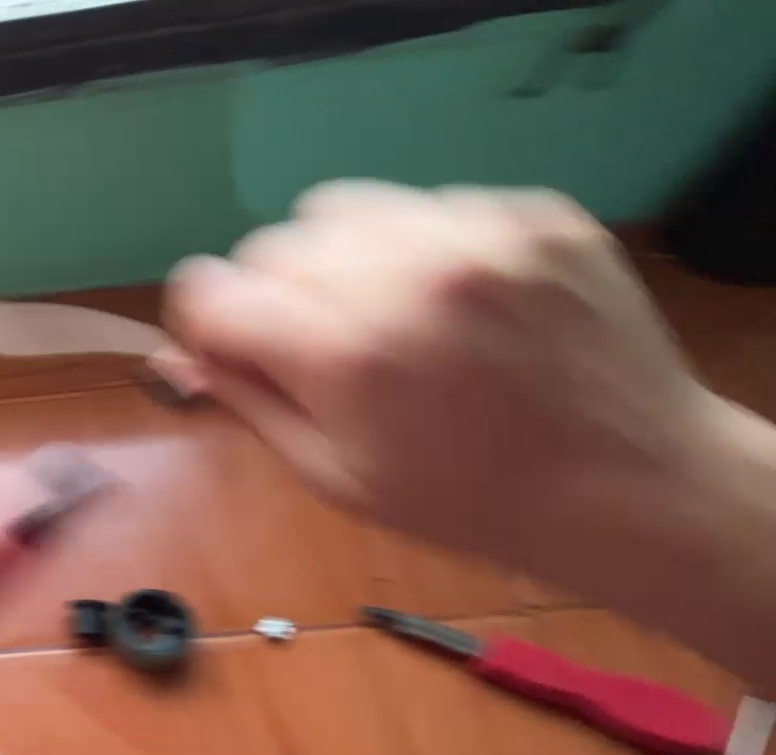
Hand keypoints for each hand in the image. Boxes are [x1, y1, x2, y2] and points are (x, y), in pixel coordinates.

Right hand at [161, 180, 723, 575]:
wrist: (628, 483)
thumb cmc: (454, 497)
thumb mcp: (326, 471)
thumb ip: (245, 401)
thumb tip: (176, 360)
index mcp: (345, 351)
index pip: (210, 289)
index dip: (200, 322)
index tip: (220, 349)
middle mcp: (404, 272)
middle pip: (269, 245)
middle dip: (262, 294)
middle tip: (301, 346)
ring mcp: (477, 232)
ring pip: (335, 208)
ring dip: (325, 259)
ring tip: (365, 311)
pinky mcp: (531, 212)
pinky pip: (415, 205)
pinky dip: (400, 247)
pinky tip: (437, 298)